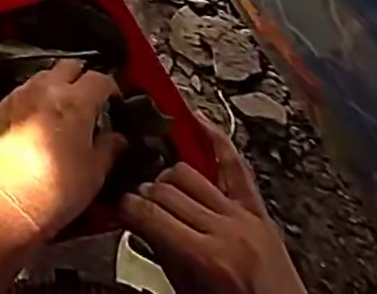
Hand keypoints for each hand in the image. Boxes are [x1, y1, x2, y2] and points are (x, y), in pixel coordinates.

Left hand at [0, 60, 124, 241]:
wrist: (11, 195)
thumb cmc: (53, 188)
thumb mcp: (95, 171)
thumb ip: (110, 148)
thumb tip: (117, 140)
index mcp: (75, 101)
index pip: (100, 78)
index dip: (112, 87)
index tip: (116, 98)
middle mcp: (47, 88)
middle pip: (70, 65)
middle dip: (84, 76)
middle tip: (93, 96)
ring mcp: (23, 93)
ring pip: (47, 74)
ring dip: (60, 83)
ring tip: (69, 107)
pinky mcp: (6, 103)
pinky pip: (27, 88)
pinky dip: (39, 95)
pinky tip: (44, 116)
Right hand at [117, 111, 305, 293]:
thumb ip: (162, 254)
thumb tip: (133, 219)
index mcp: (208, 259)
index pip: (149, 213)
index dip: (126, 206)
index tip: (117, 206)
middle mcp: (226, 231)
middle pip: (166, 189)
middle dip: (143, 192)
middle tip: (134, 199)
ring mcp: (244, 217)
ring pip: (187, 173)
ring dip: (167, 177)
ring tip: (158, 187)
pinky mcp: (258, 212)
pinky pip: (235, 167)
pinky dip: (216, 139)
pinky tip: (195, 118)